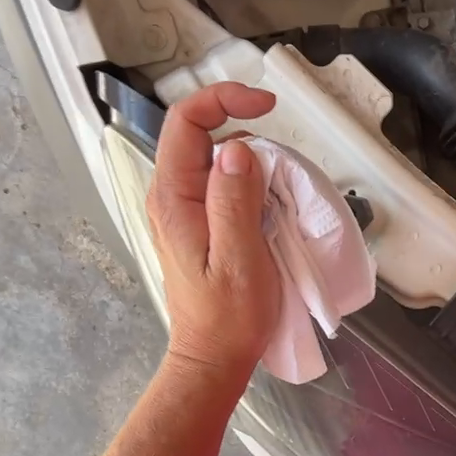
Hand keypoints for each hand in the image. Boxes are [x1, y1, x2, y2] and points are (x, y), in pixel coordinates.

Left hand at [146, 83, 280, 384]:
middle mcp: (171, 196)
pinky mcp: (200, 224)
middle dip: (246, 132)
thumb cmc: (228, 317)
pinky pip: (223, 185)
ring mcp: (183, 210)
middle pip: (200, 134)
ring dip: (253, 163)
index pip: (186, 122)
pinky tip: (272, 208)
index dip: (225, 99)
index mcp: (174, 198)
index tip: (268, 105)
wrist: (214, 357)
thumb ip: (234, 200)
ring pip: (215, 159)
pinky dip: (252, 184)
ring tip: (281, 193)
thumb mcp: (238, 258)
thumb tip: (238, 150)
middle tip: (284, 169)